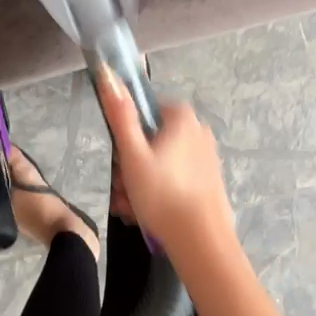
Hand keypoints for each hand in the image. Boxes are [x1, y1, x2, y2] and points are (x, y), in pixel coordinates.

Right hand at [96, 66, 234, 255]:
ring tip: (131, 208)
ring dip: (139, 183)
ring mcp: (205, 159)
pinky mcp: (208, 183)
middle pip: (151, 140)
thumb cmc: (162, 193)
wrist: (201, 242)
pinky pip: (174, 180)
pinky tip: (147, 215)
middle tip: (122, 188)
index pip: (146, 111)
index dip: (128, 133)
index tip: (120, 158)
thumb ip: (120, 114)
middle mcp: (198, 132)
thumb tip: (108, 74)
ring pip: (160, 163)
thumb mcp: (132, 153)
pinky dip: (158, 193)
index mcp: (182, 118)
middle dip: (130, 166)